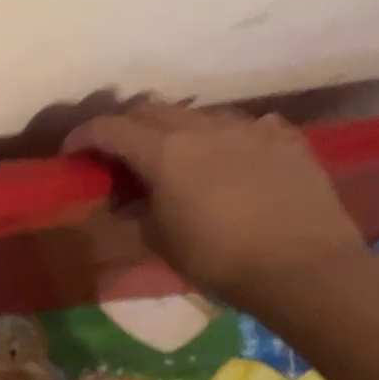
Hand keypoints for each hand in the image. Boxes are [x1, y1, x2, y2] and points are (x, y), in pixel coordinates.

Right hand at [64, 97, 365, 303]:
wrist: (307, 269)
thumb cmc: (218, 257)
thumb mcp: (156, 237)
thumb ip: (134, 206)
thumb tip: (126, 198)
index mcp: (163, 151)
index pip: (107, 128)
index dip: (81, 138)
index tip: (71, 155)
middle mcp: (203, 129)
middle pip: (149, 109)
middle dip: (124, 126)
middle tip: (117, 153)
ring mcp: (250, 130)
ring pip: (197, 113)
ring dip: (175, 128)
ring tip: (174, 154)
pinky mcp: (287, 141)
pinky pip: (246, 125)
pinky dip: (225, 136)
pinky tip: (228, 156)